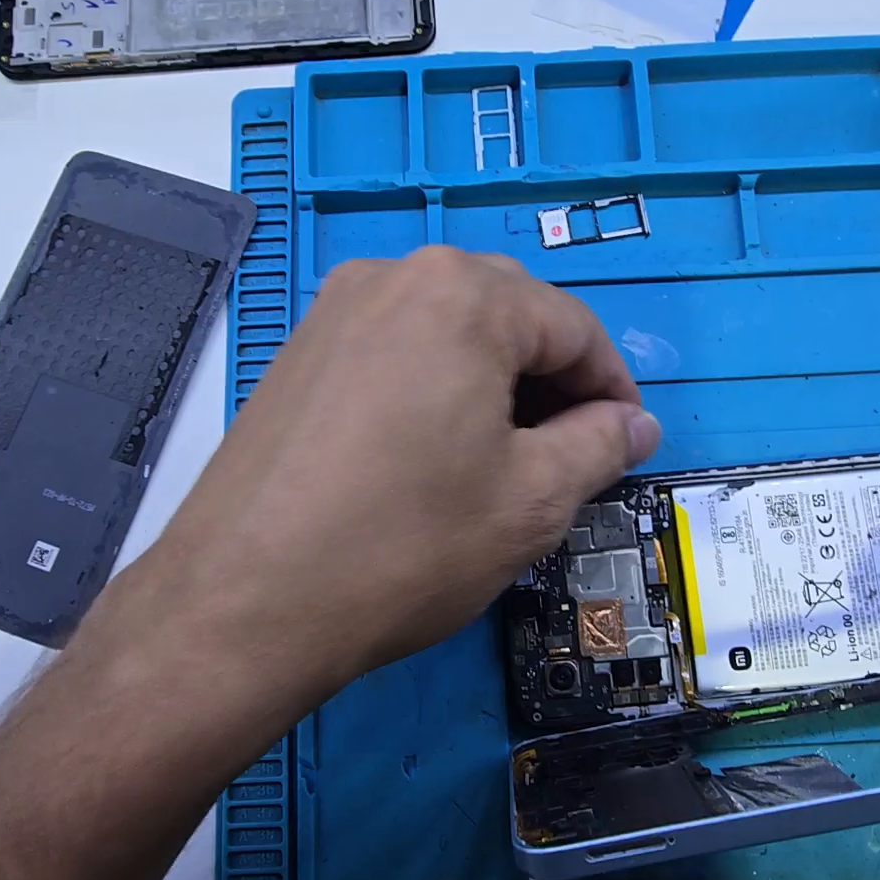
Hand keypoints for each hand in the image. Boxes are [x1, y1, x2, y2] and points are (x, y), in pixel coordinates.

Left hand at [110, 246, 660, 689]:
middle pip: (507, 318)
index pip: (571, 327)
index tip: (627, 443)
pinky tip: (434, 454)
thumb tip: (636, 423)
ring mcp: (333, 313)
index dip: (612, 387)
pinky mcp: (297, 357)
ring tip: (506, 460)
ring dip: (494, 387)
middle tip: (570, 456)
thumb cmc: (408, 545)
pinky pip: (394, 354)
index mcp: (462, 294)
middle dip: (553, 383)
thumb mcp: (532, 500)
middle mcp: (392, 277)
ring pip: (447, 335)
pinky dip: (435, 391)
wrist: (242, 603)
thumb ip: (600, 446)